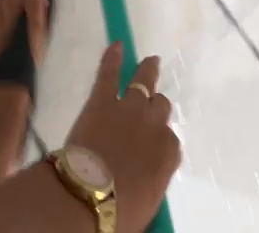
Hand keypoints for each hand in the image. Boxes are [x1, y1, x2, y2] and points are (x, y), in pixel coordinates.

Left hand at [64, 44, 180, 229]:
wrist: (87, 198)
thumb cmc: (118, 213)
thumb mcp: (145, 206)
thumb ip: (151, 184)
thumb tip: (145, 184)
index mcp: (168, 153)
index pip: (171, 142)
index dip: (159, 143)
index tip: (151, 148)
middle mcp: (155, 124)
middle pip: (161, 107)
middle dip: (155, 108)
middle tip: (149, 108)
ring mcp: (130, 108)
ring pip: (144, 81)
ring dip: (147, 71)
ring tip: (151, 61)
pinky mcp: (103, 100)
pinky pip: (110, 73)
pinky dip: (112, 58)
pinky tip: (116, 45)